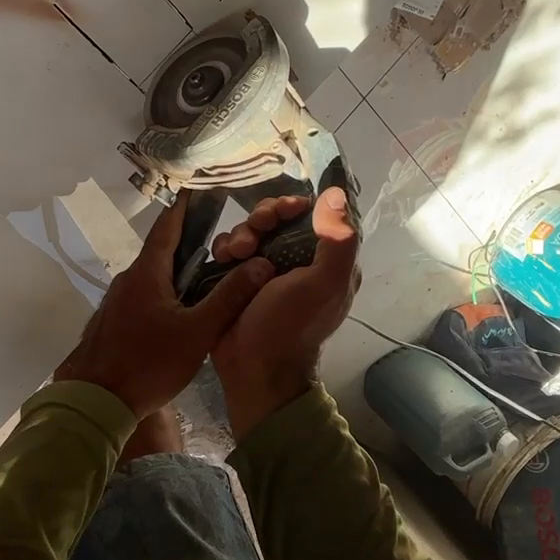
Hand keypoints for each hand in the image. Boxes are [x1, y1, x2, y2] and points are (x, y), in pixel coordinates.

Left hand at [54, 191, 276, 418]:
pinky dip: (165, 290)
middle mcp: (129, 278)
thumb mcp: (198, 332)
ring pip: (154, 275)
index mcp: (147, 272)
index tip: (200, 188)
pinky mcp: (115, 321)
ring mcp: (118, 300)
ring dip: (177, 269)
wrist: (94, 402)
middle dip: (189, 240)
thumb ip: (229, 297)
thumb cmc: (148, 363)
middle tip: (219, 235)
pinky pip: (145, 294)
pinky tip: (181, 307)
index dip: (185, 206)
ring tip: (208, 272)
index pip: (168, 226)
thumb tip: (261, 264)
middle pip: (162, 250)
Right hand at [210, 187, 359, 438]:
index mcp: (325, 258)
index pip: (312, 213)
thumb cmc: (292, 325)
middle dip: (262, 217)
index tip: (282, 210)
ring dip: (240, 233)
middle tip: (253, 234)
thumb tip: (336, 193)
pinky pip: (230, 245)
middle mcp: (297, 258)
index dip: (295, 204)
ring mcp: (265, 266)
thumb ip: (337, 240)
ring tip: (234, 254)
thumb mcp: (323, 284)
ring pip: (251, 228)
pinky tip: (222, 259)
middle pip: (277, 216)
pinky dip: (225, 247)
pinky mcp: (238, 275)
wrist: (252, 367)